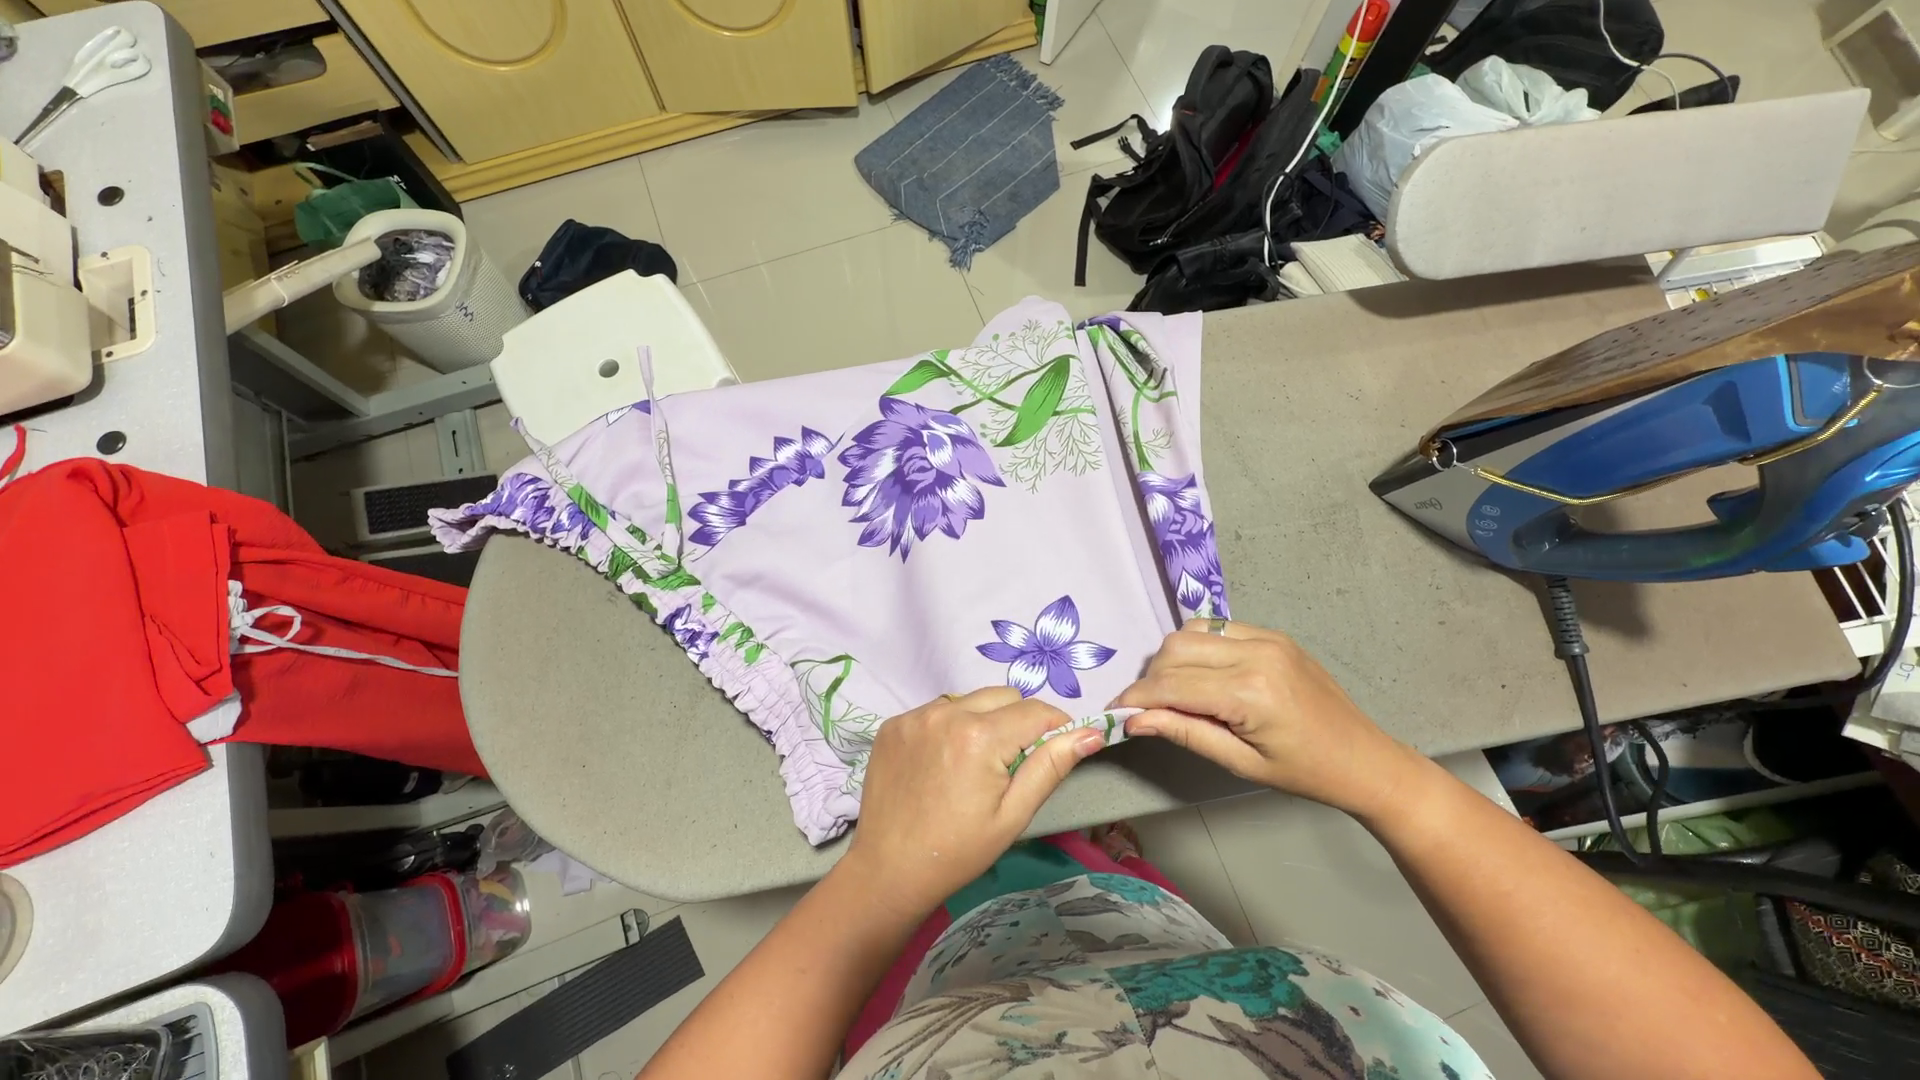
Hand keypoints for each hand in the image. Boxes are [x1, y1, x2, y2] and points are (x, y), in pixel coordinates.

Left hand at [844, 687, 1104, 917]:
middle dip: (1019, 721)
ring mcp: (915, 716)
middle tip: (1011, 763)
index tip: (1057, 749)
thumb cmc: (958, 851)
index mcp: (980, 736)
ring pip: (970, 700)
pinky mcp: (894, 724)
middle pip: (1004, 696)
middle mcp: (946, 713)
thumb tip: (1091, 733)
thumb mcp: (1013, 815)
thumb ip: (1051, 767)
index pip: (1036, 710)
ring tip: (974, 764)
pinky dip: (950, 727)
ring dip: (983, 720)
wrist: (888, 869)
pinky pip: (937, 710)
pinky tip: (942, 763)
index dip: (1056, 727)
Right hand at [1114, 619, 1416, 816]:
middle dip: (1152, 678)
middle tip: (1150, 709)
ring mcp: (1267, 638)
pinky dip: (1199, 647)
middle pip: (1175, 649)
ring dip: (1172, 659)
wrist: (1365, 759)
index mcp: (1250, 693)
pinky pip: (1219, 628)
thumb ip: (1185, 733)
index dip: (1137, 699)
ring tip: (1176, 692)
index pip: (1171, 685)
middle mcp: (1256, 654)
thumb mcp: (1240, 763)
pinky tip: (1204, 675)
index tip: (1114, 712)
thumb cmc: (1304, 773)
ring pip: (1192, 632)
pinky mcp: (1274, 635)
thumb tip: (1134, 720)